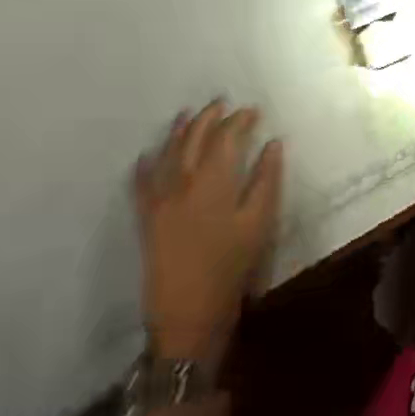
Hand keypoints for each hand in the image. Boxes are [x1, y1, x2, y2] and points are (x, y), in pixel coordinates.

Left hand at [135, 103, 283, 363]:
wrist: (189, 312)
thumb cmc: (232, 265)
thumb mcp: (259, 221)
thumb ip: (266, 179)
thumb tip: (273, 143)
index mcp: (214, 181)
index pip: (226, 137)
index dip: (239, 120)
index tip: (252, 111)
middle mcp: (183, 182)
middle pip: (194, 139)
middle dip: (208, 117)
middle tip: (221, 103)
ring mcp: (160, 200)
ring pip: (167, 154)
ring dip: (178, 131)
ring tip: (188, 115)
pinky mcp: (147, 219)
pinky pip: (141, 184)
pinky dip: (144, 165)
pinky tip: (147, 154)